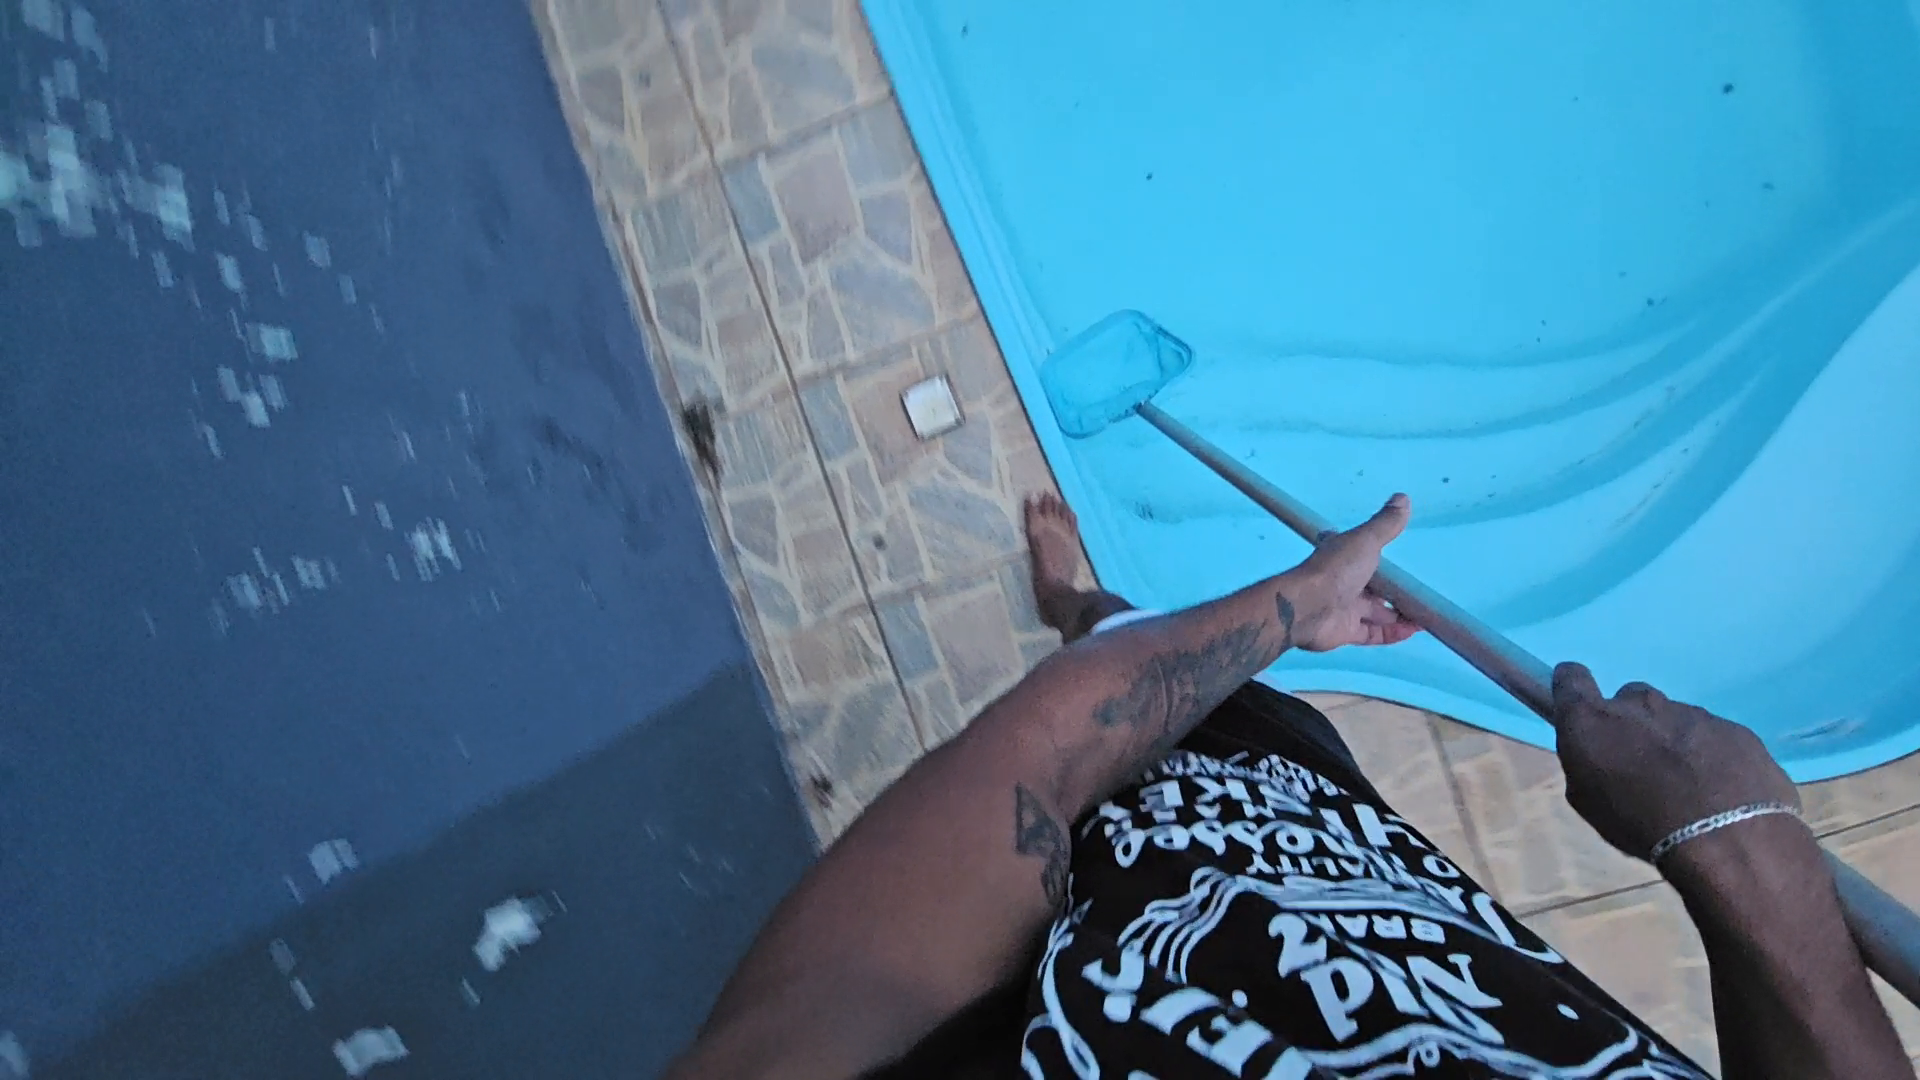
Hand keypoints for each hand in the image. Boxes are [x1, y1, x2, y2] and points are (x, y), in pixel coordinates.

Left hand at [1284, 493, 1419, 651]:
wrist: (1307, 607)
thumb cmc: (1336, 569)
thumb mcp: (1365, 541)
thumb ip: (1384, 524)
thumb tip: (1402, 497)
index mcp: (1343, 558)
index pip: (1362, 557)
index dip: (1378, 559)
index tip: (1399, 564)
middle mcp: (1342, 583)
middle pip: (1373, 589)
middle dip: (1395, 593)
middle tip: (1422, 595)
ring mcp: (1342, 608)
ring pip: (1375, 613)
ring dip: (1400, 616)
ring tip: (1427, 615)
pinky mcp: (1344, 631)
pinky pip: (1373, 633)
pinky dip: (1393, 633)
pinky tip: (1414, 630)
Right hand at [1551, 662, 1800, 868]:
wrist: (1729, 843)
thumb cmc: (1638, 823)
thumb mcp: (1586, 799)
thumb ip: (1587, 761)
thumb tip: (1602, 754)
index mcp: (1591, 718)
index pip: (1571, 676)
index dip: (1573, 687)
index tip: (1581, 707)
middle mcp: (1638, 704)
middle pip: (1631, 698)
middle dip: (1633, 722)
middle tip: (1643, 760)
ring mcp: (1692, 714)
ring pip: (1676, 719)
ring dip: (1675, 740)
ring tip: (1691, 784)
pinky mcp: (1738, 732)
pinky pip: (1717, 736)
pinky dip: (1715, 755)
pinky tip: (1723, 789)